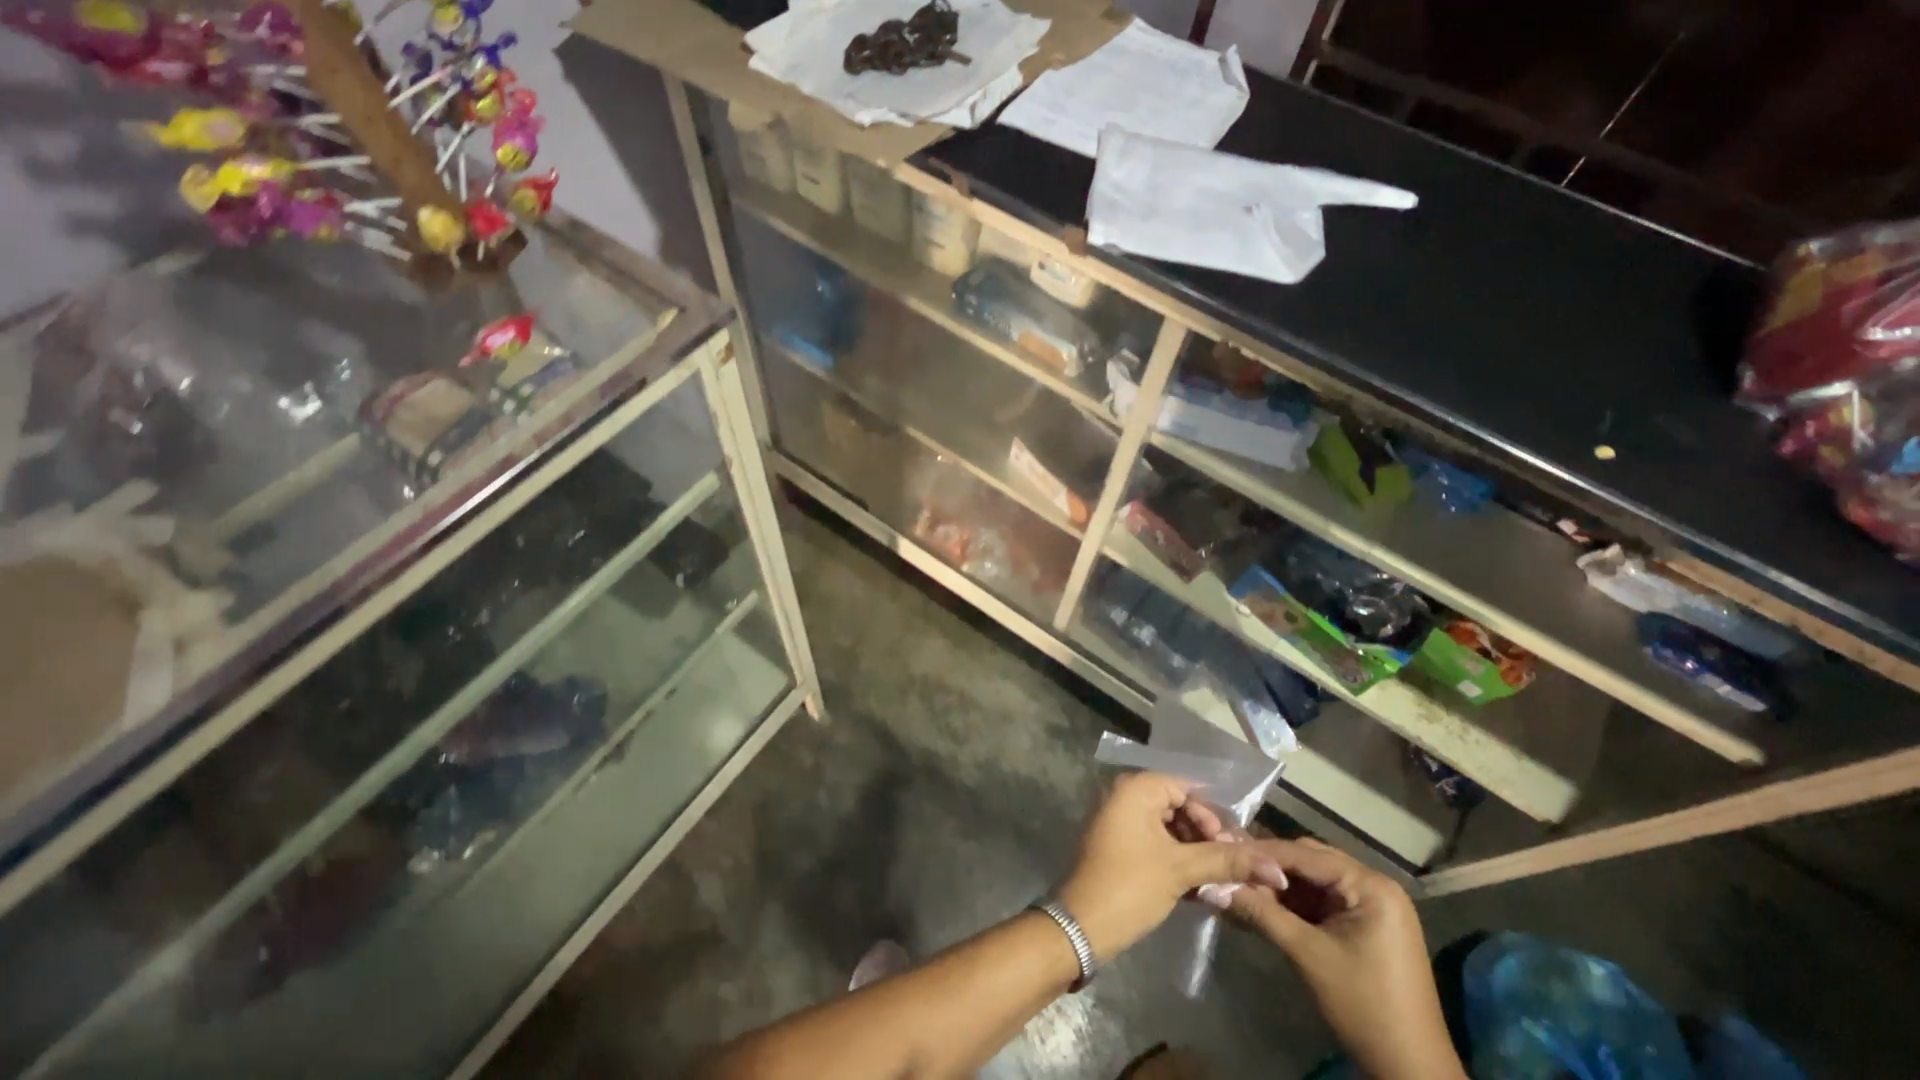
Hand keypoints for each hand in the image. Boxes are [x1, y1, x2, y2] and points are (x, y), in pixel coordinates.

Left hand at [1056, 773, 1290, 961]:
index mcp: (1134, 789)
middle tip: (1229, 866)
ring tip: (1218, 879)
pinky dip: (1177, 861)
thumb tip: (1277, 868)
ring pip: (1168, 829)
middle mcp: (1123, 798)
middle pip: (1178, 807)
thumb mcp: (1181, 870)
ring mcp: (1118, 823)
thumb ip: (1227, 861)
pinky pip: (1155, 844)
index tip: (1232, 848)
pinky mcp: (1117, 849)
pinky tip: (1200, 886)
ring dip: (1194, 852)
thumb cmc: (1130, 887)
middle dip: (1206, 836)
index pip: (1187, 789)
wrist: (1081, 928)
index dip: (1212, 816)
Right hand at [1224, 839, 1466, 1079]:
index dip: (1261, 853)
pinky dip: (1296, 905)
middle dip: (1269, 868)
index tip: (1222, 851)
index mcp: (1371, 885)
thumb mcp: (1306, 953)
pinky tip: (1264, 907)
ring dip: (1279, 887)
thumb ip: (1260, 913)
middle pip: (1311, 862)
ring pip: (1315, 882)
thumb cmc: (1361, 1003)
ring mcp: (1374, 905)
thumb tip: (1212, 885)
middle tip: (1227, 871)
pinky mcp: (1367, 925)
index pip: (1305, 854)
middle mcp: (1375, 885)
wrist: (1407, 1063)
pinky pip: (1324, 903)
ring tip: (1238, 888)